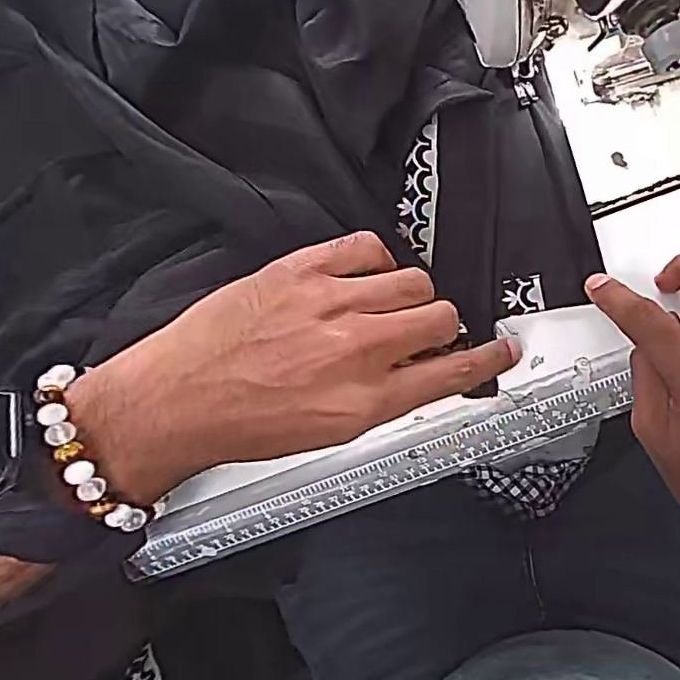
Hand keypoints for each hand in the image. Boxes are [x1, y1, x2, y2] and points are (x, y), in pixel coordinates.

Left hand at [67, 232, 516, 502]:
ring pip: (413, 280)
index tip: (502, 351)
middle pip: (441, 316)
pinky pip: (368, 248)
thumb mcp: (330, 432)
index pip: (453, 372)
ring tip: (389, 306)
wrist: (177, 400)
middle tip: (427, 331)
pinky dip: (377, 261)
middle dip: (444, 326)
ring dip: (412, 295)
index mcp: (368, 399)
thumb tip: (418, 374)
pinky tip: (364, 277)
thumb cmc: (245, 424)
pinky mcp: (302, 270)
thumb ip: (386, 399)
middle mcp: (357, 348)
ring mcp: (331, 303)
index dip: (487, 360)